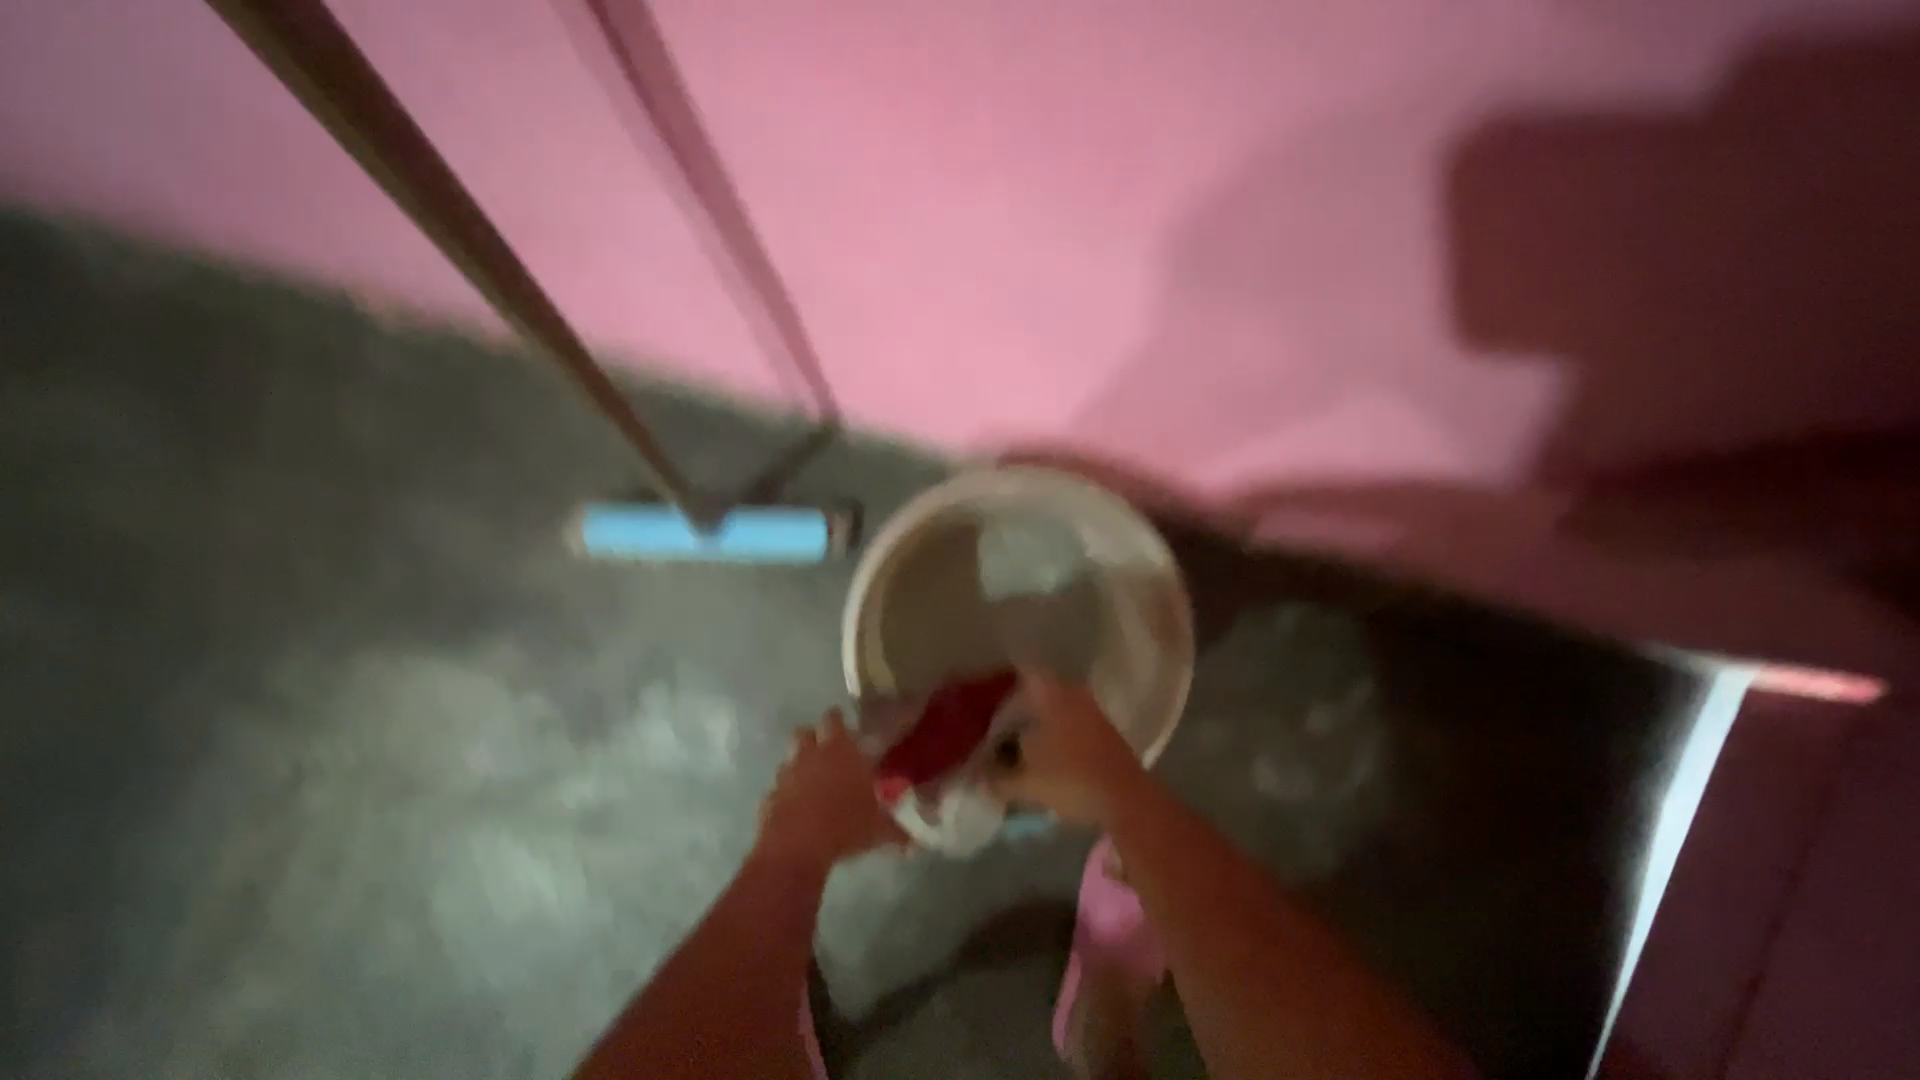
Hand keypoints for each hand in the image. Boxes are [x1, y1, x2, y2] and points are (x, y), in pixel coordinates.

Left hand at [756, 709, 907, 867]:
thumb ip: (896, 832)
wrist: (796, 847)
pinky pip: (778, 789)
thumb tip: (914, 843)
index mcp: (840, 750)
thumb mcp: (878, 830)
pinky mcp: (769, 797)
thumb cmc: (845, 826)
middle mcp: (810, 754)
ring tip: (813, 784)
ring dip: (800, 766)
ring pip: (790, 758)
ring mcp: (786, 775)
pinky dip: (786, 796)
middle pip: (806, 731)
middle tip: (829, 753)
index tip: (847, 730)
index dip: (839, 721)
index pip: (835, 719)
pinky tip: (797, 812)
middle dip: (815, 738)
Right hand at [987, 668, 1149, 825]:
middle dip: (1019, 700)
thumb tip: (976, 777)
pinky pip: (1072, 719)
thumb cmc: (1072, 781)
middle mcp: (1073, 694)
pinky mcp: (1105, 730)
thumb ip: (997, 779)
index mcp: (1051, 696)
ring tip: (1017, 735)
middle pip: (1040, 688)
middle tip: (996, 714)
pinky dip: (1056, 728)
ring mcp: (1093, 711)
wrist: (1127, 799)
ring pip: (1058, 704)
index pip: (1024, 670)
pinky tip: (1044, 749)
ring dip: (1040, 716)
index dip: (1005, 675)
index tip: (986, 686)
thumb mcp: (1026, 785)